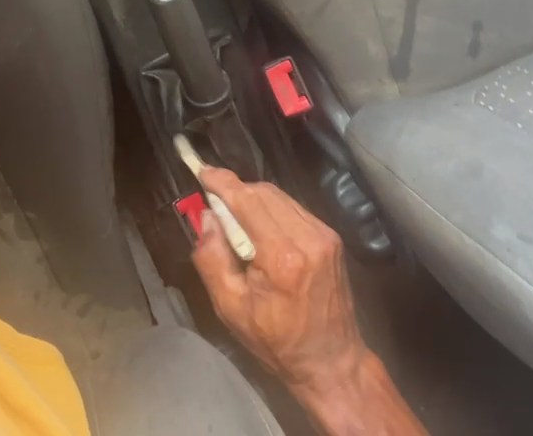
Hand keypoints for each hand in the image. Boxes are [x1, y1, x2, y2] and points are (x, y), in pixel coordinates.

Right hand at [191, 169, 427, 435]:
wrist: (331, 361)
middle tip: (213, 203)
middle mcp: (308, 237)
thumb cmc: (276, 342)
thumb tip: (205, 216)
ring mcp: (324, 235)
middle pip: (264, 193)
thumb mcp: (231, 308)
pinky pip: (294, 209)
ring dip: (254, 199)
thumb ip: (212, 258)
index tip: (202, 171)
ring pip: (280, 197)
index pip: (247, 202)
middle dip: (236, 191)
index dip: (222, 182)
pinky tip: (261, 229)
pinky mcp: (331, 238)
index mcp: (282, 257)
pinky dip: (272, 210)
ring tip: (235, 218)